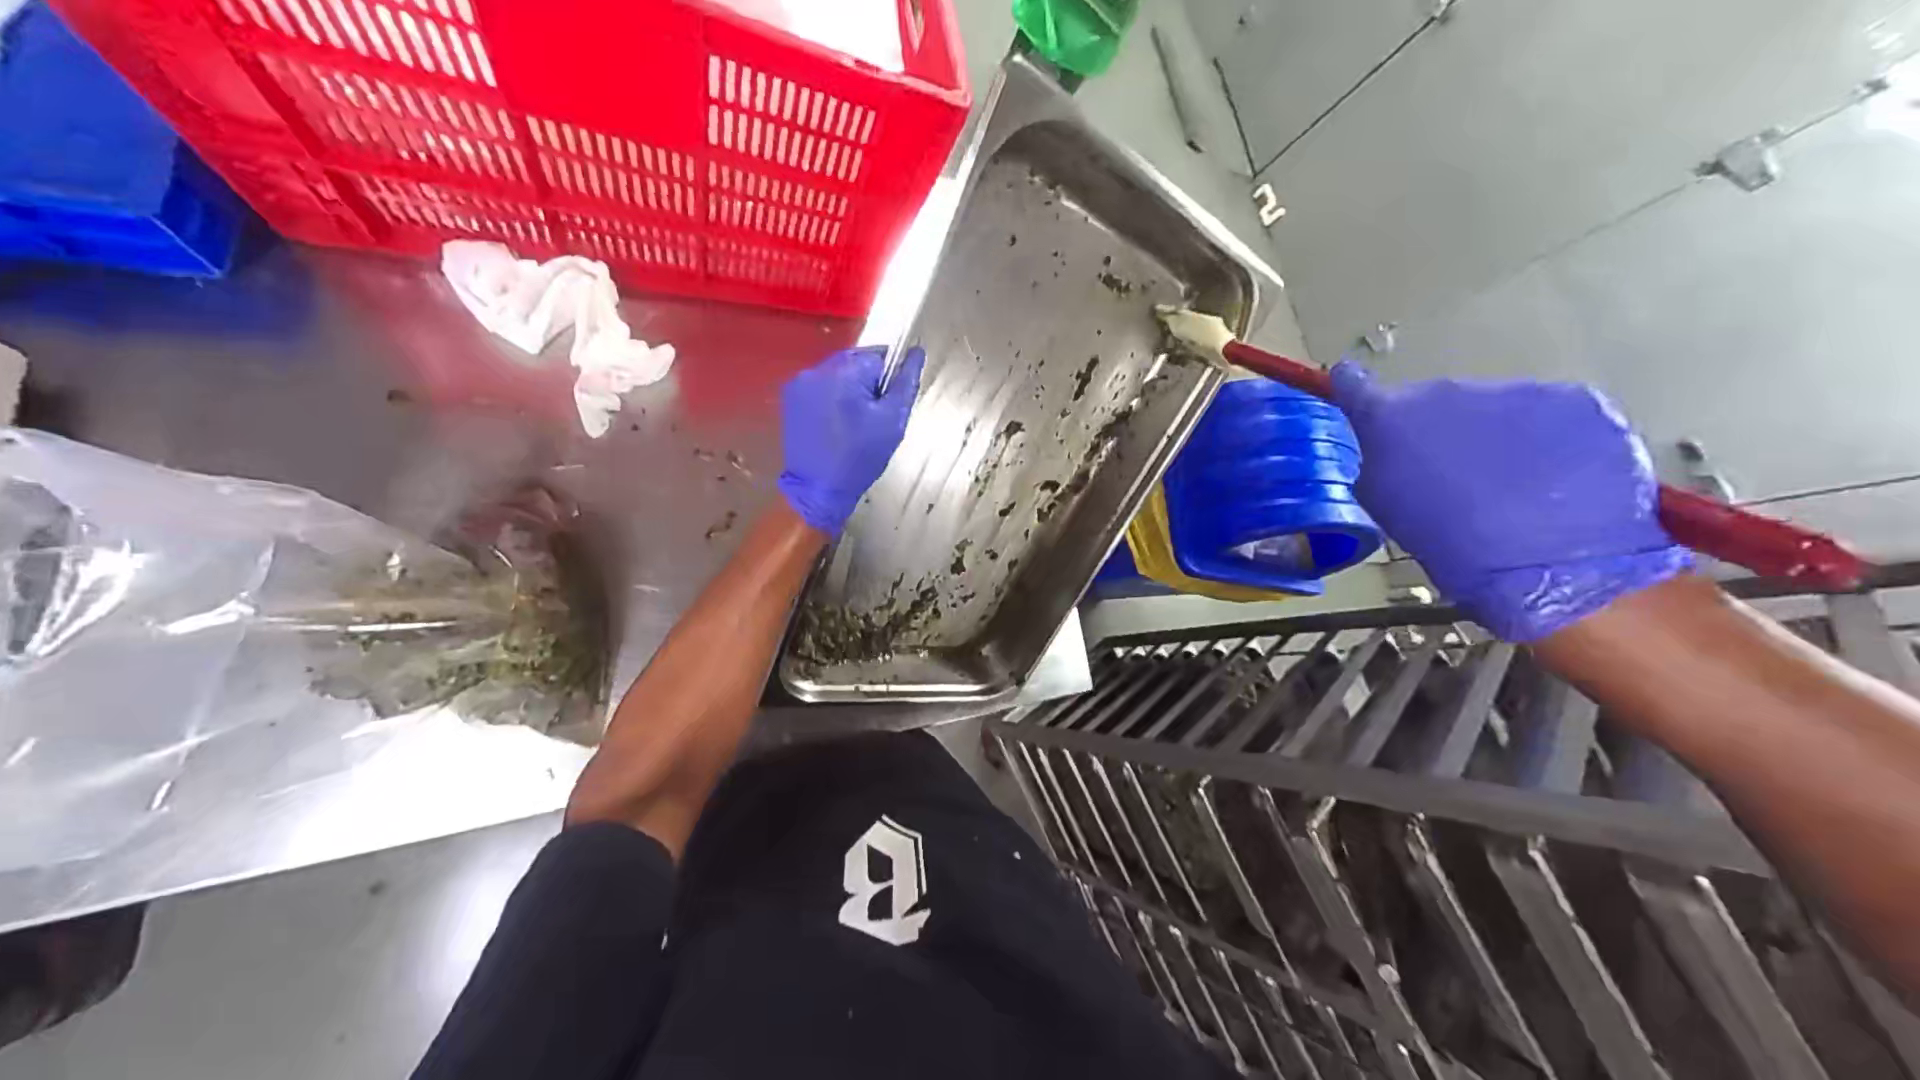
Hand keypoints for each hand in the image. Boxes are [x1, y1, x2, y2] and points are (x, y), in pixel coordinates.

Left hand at [778, 346, 925, 535]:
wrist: (818, 489)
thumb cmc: (860, 457)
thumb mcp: (893, 421)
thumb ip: (906, 382)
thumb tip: (917, 351)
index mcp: (845, 370)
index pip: (879, 356)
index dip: (887, 382)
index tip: (884, 408)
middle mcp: (818, 368)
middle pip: (856, 362)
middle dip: (867, 384)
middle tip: (870, 418)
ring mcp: (799, 382)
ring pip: (838, 374)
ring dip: (848, 390)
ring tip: (851, 423)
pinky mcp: (790, 397)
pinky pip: (820, 387)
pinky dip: (830, 399)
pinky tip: (833, 425)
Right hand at [1330, 361, 1691, 641]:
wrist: (1548, 563)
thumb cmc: (1449, 542)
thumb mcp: (1385, 505)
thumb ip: (1377, 462)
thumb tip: (1382, 443)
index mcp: (1393, 418)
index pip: (1354, 386)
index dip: (1350, 387)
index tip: (1349, 384)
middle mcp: (1450, 391)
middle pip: (1436, 401)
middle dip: (1440, 428)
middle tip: (1451, 475)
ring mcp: (1518, 391)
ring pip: (1496, 407)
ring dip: (1496, 434)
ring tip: (1510, 485)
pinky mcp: (1577, 401)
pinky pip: (1551, 413)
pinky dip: (1548, 438)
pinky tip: (1551, 478)